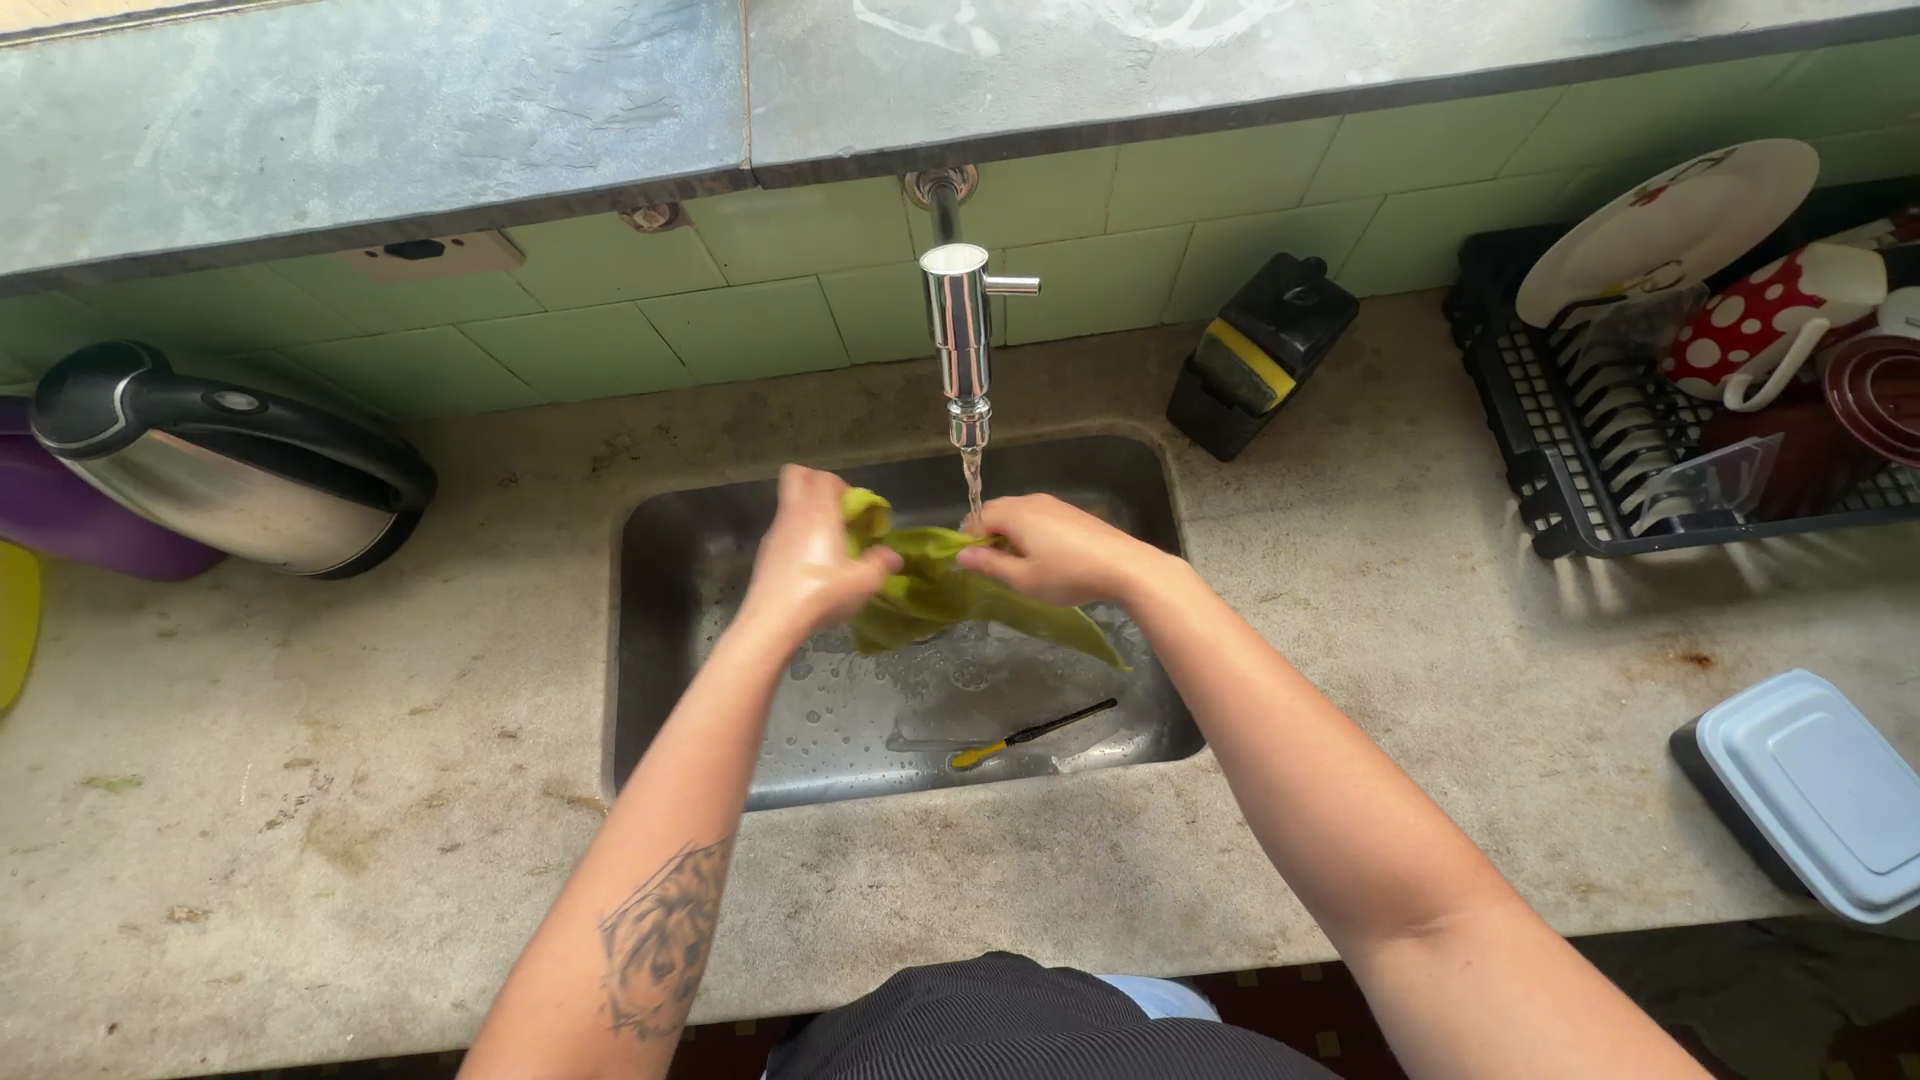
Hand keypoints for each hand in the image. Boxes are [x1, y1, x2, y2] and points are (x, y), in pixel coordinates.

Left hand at [736, 465, 902, 643]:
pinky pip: (782, 528)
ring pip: (788, 503)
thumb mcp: (863, 581)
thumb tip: (894, 556)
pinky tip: (807, 563)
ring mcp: (775, 531)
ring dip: (806, 511)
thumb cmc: (823, 593)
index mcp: (819, 512)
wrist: (774, 619)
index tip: (853, 508)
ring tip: (825, 541)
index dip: (840, 485)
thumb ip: (880, 564)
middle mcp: (794, 514)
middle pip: (796, 475)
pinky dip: (795, 534)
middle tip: (835, 509)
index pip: (824, 477)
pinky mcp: (764, 552)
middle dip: (815, 483)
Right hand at [957, 493, 1176, 607]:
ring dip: (1007, 532)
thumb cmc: (1068, 575)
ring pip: (1017, 512)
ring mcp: (1053, 504)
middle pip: (995, 510)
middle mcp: (1031, 501)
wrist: (1123, 566)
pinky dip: (1027, 530)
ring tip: (1015, 562)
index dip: (967, 541)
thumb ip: (989, 564)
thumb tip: (960, 555)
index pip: (976, 518)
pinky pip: (1036, 515)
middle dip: (986, 534)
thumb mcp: (1023, 578)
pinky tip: (1040, 554)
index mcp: (1014, 513)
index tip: (970, 565)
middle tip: (990, 565)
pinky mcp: (1070, 512)